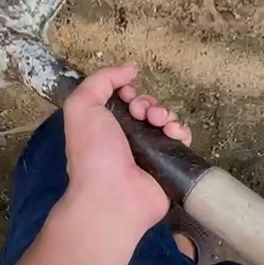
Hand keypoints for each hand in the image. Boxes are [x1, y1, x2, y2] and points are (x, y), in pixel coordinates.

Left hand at [58, 65, 193, 242]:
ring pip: (165, 121)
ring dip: (165, 114)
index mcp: (104, 124)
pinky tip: (174, 134)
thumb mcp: (82, 106)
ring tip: (159, 123)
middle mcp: (126, 138)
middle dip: (148, 103)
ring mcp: (149, 152)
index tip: (128, 97)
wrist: (113, 195)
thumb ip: (100, 81)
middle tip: (142, 114)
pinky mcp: (169, 165)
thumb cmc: (94, 152)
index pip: (124, 99)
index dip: (129, 91)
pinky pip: (181, 140)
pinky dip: (181, 132)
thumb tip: (129, 70)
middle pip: (146, 107)